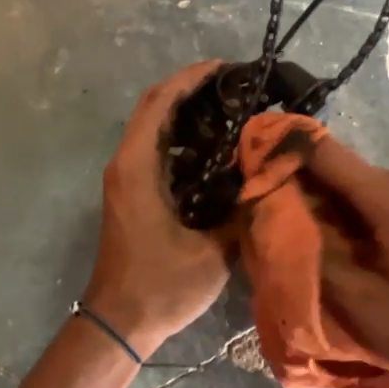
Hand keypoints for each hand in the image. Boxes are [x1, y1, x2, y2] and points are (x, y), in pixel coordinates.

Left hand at [81, 61, 232, 357]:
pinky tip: (214, 146)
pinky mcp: (131, 190)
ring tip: (230, 108)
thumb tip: (268, 179)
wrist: (119, 320)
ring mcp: (125, 176)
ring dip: (184, 111)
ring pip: (153, 127)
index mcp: (136, 166)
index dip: (189, 79)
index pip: (159, 103)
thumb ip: (239, 211)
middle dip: (189, 89)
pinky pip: (154, 148)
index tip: (223, 66)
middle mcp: (125, 162)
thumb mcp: (211, 252)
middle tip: (234, 84)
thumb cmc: (160, 285)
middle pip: (154, 108)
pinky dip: (180, 136)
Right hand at [298, 129, 388, 387]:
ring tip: (325, 253)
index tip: (248, 162)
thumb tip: (278, 220)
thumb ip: (318, 258)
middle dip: (308, 194)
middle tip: (281, 228)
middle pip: (343, 172)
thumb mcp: (371, 309)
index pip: (322, 151)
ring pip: (367, 190)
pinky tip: (369, 260)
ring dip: (340, 213)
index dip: (281, 149)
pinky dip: (368, 222)